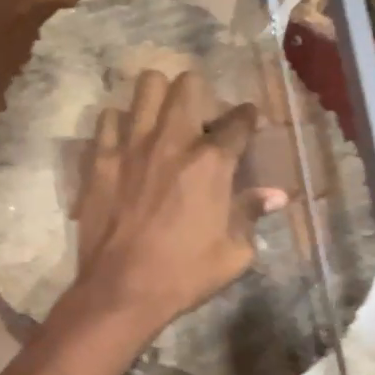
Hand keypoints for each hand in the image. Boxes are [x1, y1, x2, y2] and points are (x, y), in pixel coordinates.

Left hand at [70, 69, 288, 333]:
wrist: (121, 291)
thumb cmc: (184, 275)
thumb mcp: (234, 253)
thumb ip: (251, 215)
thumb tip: (275, 196)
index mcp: (212, 162)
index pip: (239, 120)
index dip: (247, 119)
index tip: (247, 123)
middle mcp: (172, 141)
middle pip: (188, 84)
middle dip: (200, 94)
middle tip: (199, 121)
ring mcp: (131, 146)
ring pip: (146, 87)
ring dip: (158, 98)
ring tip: (160, 122)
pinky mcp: (99, 160)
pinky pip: (108, 119)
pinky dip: (119, 124)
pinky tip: (125, 142)